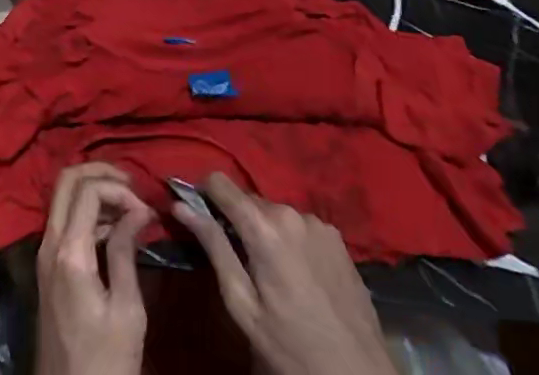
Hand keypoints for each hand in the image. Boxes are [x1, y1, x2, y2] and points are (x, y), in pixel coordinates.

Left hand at [36, 164, 154, 374]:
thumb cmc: (105, 360)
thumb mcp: (126, 309)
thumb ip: (127, 251)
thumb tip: (138, 210)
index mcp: (69, 253)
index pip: (88, 189)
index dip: (120, 189)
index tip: (145, 211)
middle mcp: (49, 244)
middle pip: (66, 181)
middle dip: (101, 173)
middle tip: (133, 186)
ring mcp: (44, 254)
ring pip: (63, 197)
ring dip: (95, 190)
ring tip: (131, 206)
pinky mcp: (48, 266)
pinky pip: (64, 220)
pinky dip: (89, 211)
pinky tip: (116, 227)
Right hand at [172, 173, 393, 374]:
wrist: (357, 374)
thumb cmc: (290, 345)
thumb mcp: (242, 304)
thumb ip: (214, 247)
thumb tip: (181, 206)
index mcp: (265, 227)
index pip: (221, 183)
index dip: (203, 192)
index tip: (194, 211)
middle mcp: (292, 212)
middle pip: (249, 200)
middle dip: (235, 219)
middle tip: (232, 257)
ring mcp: (319, 223)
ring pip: (275, 214)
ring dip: (263, 231)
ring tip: (268, 272)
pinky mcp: (337, 237)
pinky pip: (299, 226)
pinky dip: (289, 239)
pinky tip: (296, 275)